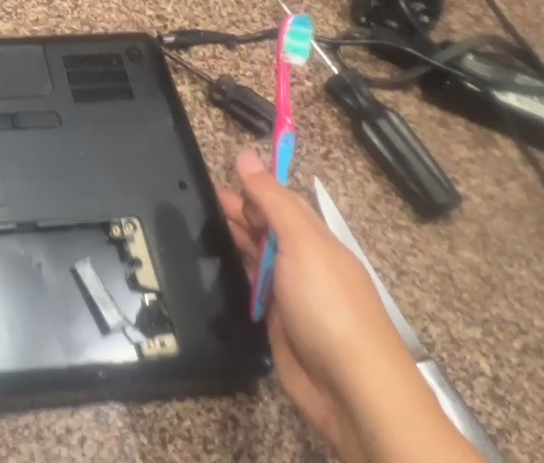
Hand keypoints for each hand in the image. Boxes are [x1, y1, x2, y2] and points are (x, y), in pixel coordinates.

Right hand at [218, 150, 477, 462]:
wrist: (350, 387)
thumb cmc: (329, 306)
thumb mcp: (302, 243)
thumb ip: (272, 200)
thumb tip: (246, 155)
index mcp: (315, 239)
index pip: (279, 202)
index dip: (251, 186)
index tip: (215, 173)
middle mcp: (302, 263)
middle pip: (265, 228)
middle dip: (235, 211)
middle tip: (193, 200)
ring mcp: (289, 294)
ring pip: (254, 257)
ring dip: (230, 240)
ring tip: (193, 227)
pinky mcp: (275, 323)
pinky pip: (249, 290)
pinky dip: (232, 276)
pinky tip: (208, 267)